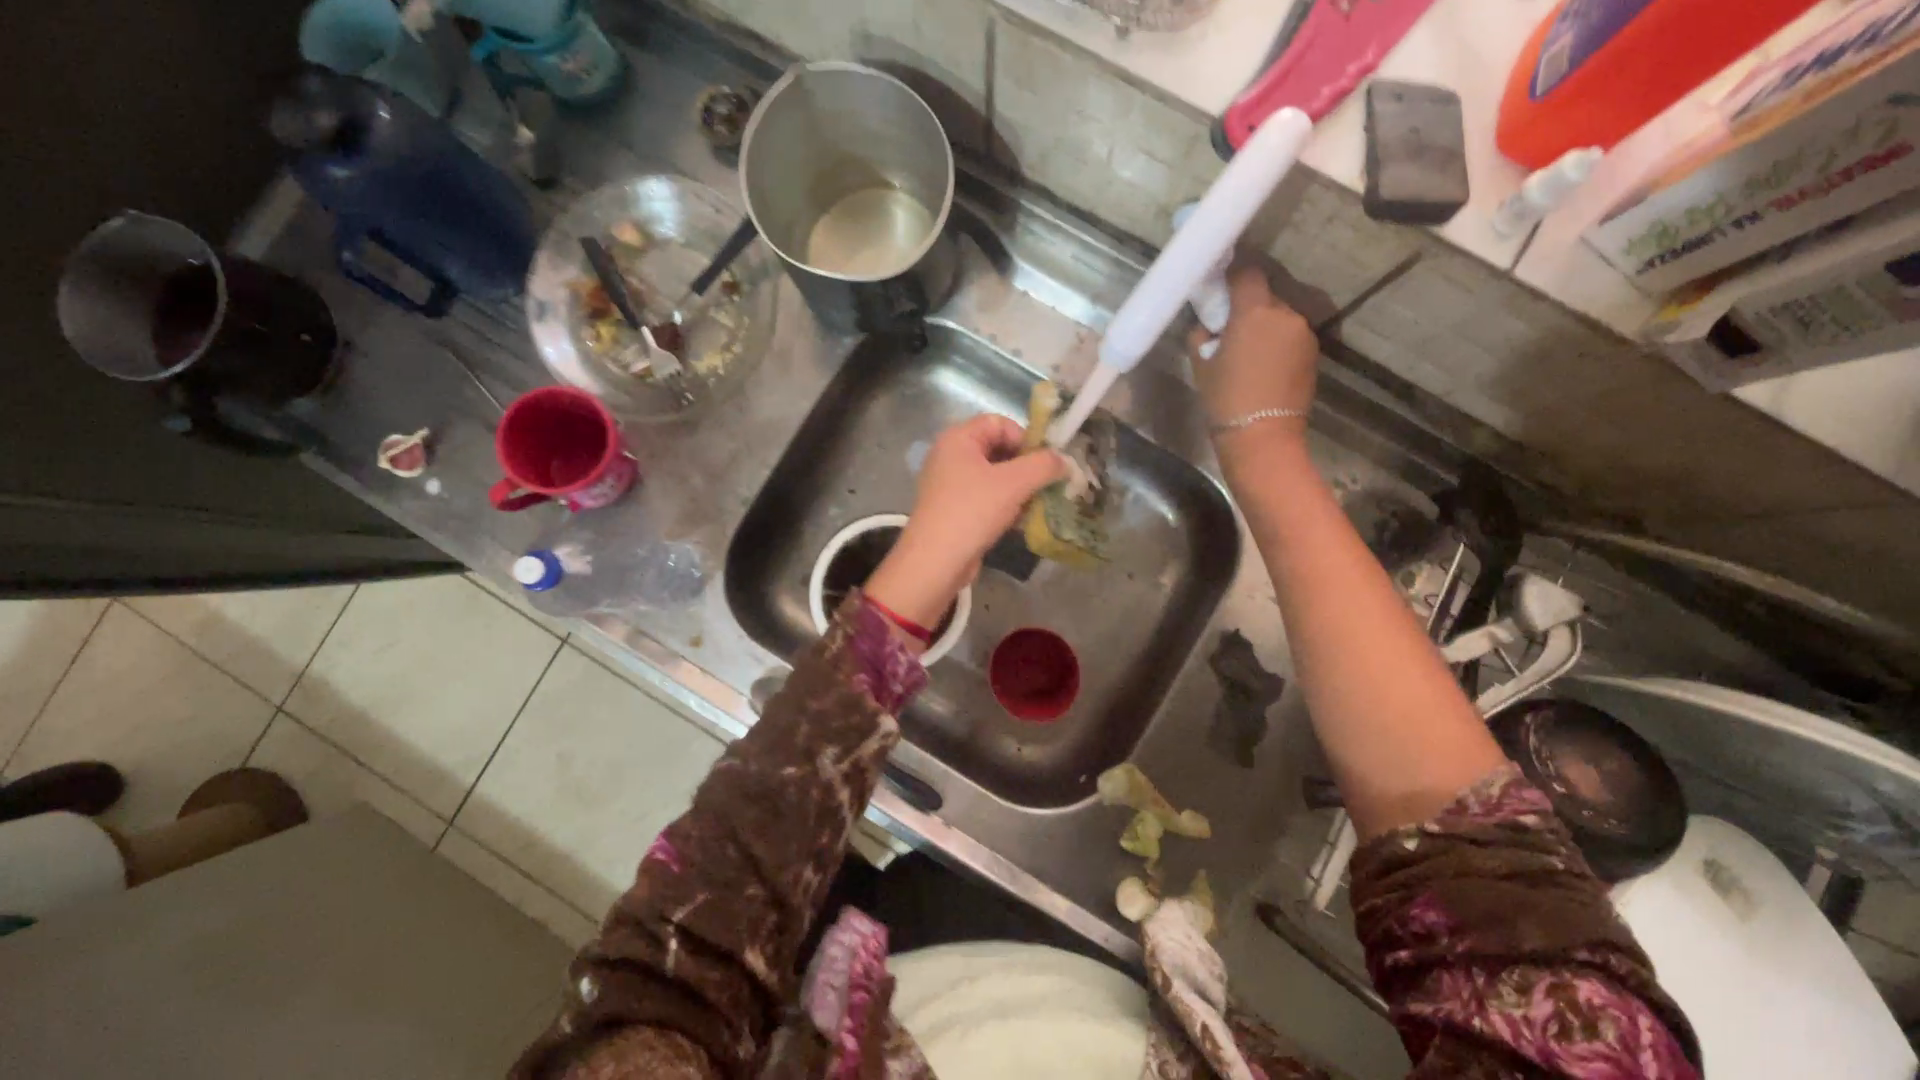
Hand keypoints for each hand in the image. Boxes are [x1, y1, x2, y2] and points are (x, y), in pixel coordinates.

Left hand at [866, 415, 1066, 630]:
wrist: (936, 562)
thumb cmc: (973, 511)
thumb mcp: (1014, 483)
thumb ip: (1044, 465)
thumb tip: (1065, 460)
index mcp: (958, 438)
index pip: (1000, 422)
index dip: (1026, 437)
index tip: (1046, 461)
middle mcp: (950, 456)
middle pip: (998, 449)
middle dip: (1026, 466)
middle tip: (1047, 484)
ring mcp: (950, 485)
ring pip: (995, 477)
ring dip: (1019, 489)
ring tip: (1038, 504)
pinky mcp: (954, 510)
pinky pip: (986, 498)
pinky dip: (1005, 505)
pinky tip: (1021, 521)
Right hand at [1189, 263, 1319, 448]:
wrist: (1263, 435)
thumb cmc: (1225, 398)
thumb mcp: (1201, 363)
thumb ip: (1204, 333)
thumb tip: (1211, 324)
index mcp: (1254, 311)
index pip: (1247, 273)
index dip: (1233, 276)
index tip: (1221, 286)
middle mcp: (1285, 314)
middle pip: (1266, 296)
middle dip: (1249, 306)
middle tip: (1231, 327)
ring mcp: (1304, 333)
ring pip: (1281, 317)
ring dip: (1266, 325)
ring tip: (1250, 351)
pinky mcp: (1314, 353)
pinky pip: (1292, 336)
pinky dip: (1279, 342)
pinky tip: (1266, 365)